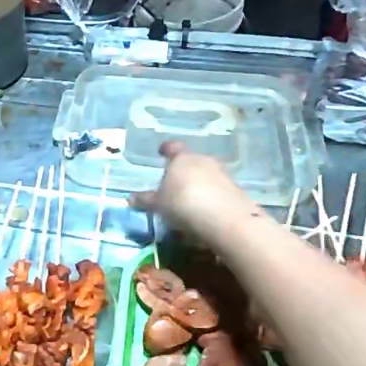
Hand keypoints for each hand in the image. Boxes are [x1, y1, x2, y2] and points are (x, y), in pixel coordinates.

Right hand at [130, 141, 251, 236]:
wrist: (224, 217)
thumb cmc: (183, 204)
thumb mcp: (159, 205)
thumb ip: (146, 200)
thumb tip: (130, 198)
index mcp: (181, 159)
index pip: (172, 148)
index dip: (166, 149)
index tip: (162, 152)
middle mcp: (202, 159)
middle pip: (191, 161)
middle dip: (184, 170)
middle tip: (175, 184)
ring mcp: (221, 172)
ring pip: (207, 173)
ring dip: (200, 182)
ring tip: (191, 200)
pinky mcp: (235, 187)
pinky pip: (218, 188)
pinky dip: (212, 194)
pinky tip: (207, 209)